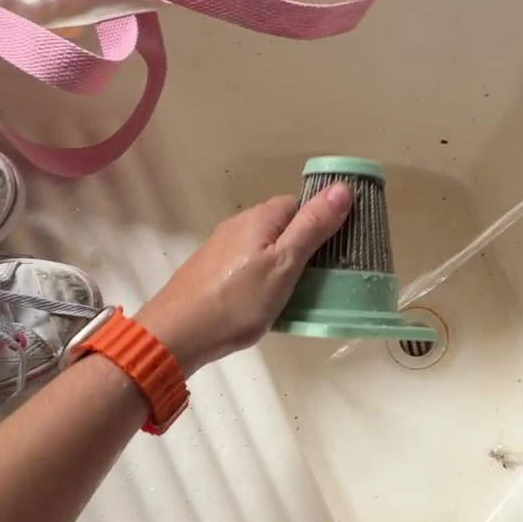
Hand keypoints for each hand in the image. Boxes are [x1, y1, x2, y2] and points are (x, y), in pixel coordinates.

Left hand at [135, 185, 352, 375]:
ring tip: (291, 295)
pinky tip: (260, 303)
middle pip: (280, 227)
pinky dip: (259, 280)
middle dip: (300, 248)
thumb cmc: (238, 301)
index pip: (299, 205)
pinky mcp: (210, 273)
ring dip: (279, 265)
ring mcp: (220, 250)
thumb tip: (342, 188)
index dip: (318, 225)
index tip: (333, 253)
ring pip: (261, 248)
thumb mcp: (284, 264)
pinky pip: (245, 267)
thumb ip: (312, 228)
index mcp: (259, 218)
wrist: (179, 333)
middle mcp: (237, 226)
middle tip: (315, 280)